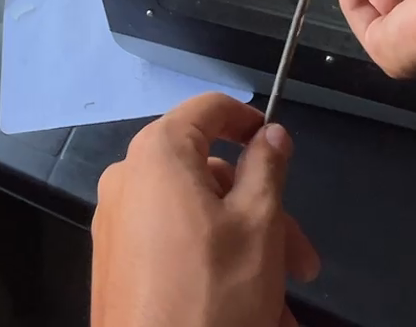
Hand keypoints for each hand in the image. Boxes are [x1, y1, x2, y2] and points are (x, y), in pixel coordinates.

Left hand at [91, 93, 319, 326]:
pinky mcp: (114, 262)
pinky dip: (209, 262)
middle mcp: (128, 176)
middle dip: (261, 211)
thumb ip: (267, 167)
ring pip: (195, 215)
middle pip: (208, 173)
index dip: (248, 119)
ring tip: (280, 302)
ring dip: (244, 247)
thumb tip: (272, 133)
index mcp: (158, 151)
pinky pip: (171, 244)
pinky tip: (247, 308)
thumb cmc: (212, 293)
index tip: (278, 143)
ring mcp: (116, 221)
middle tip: (301, 258)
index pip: (209, 108)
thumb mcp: (258, 224)